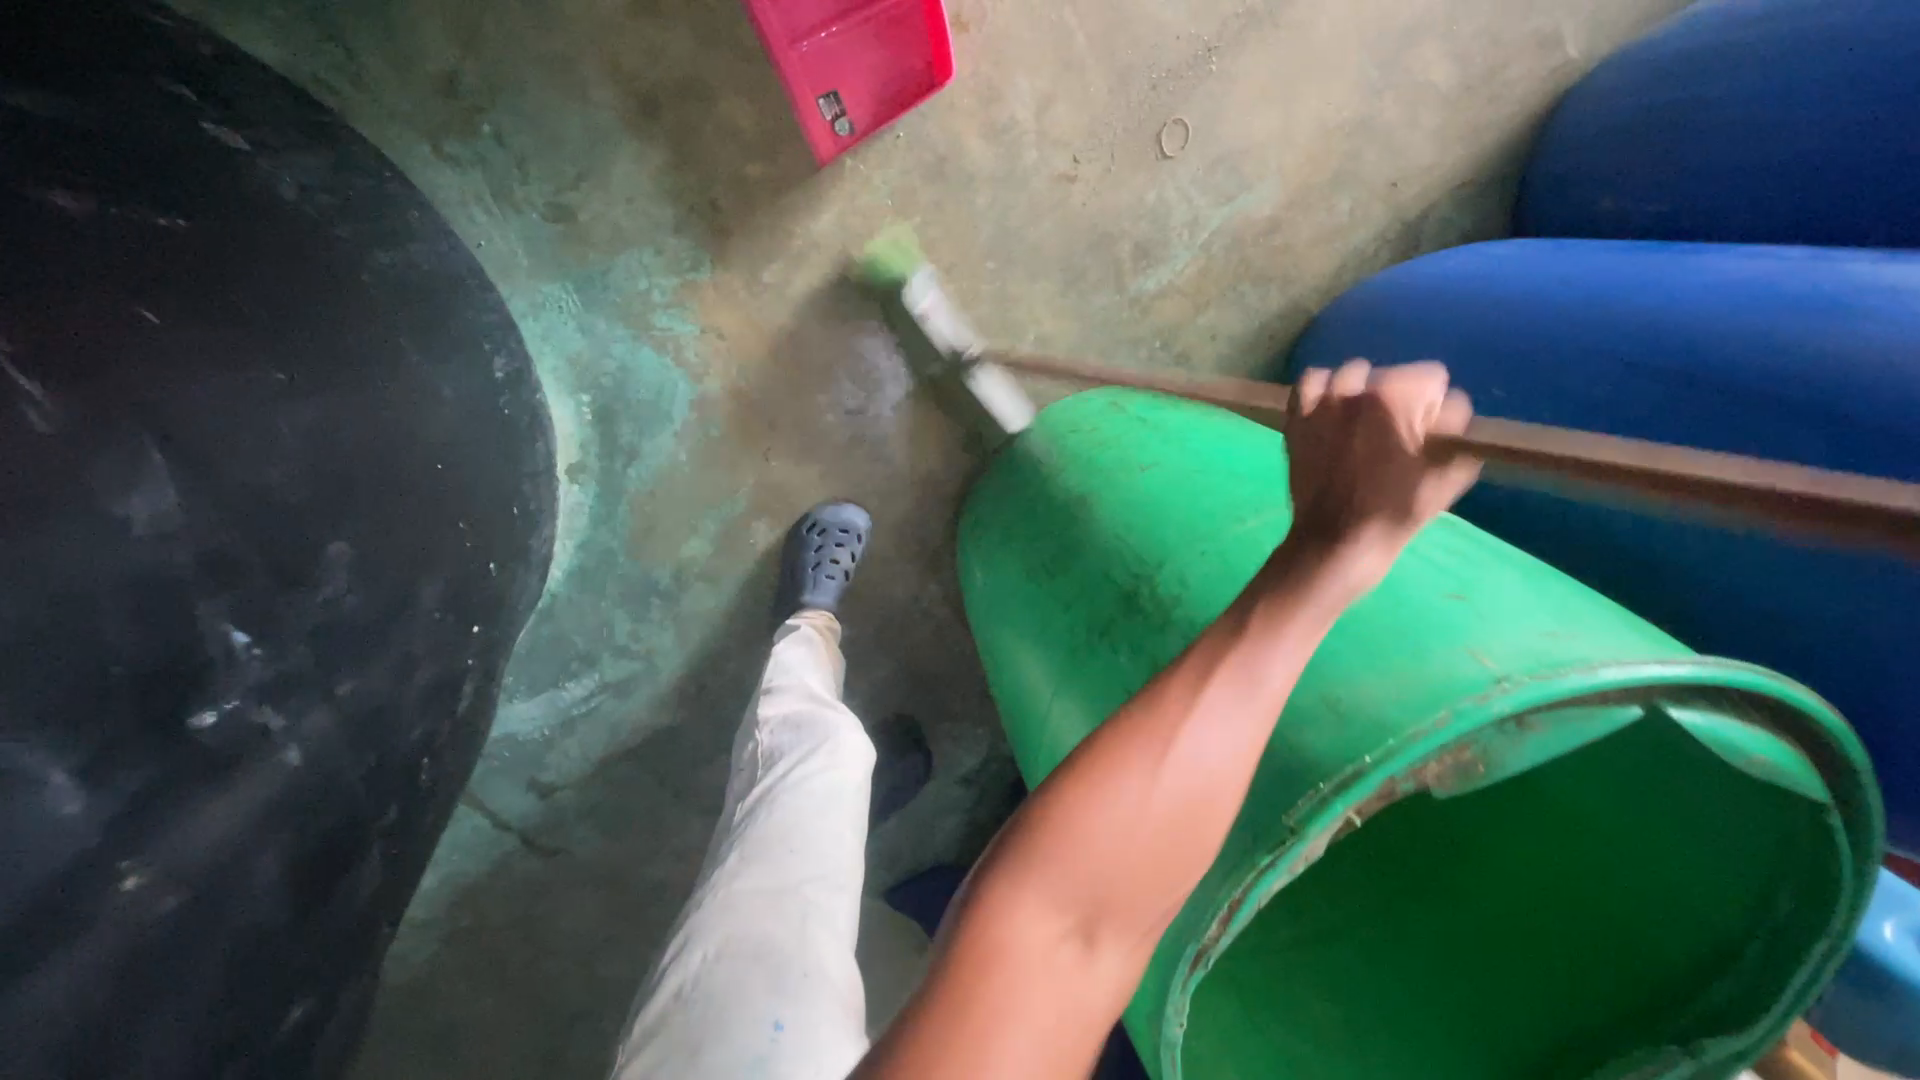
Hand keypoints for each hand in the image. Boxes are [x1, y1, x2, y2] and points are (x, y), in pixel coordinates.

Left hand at [1276, 359, 1480, 598]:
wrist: (1339, 539)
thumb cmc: (1399, 508)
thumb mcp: (1452, 470)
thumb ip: (1459, 425)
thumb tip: (1448, 405)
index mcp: (1397, 395)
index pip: (1433, 376)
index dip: (1435, 405)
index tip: (1427, 433)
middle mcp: (1355, 389)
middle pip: (1390, 375)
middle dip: (1399, 398)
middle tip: (1396, 434)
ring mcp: (1320, 403)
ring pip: (1351, 374)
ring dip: (1361, 392)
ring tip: (1363, 424)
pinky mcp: (1296, 420)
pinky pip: (1311, 382)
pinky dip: (1322, 389)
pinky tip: (1331, 411)